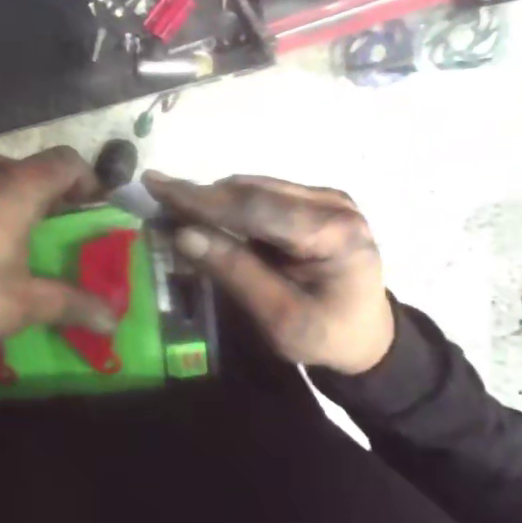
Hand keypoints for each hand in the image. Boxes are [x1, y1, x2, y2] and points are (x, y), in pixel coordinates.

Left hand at [0, 146, 117, 346]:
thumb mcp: (16, 306)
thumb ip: (70, 303)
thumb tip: (113, 316)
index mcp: (14, 187)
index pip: (68, 162)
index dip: (88, 183)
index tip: (89, 213)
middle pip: (34, 168)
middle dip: (51, 197)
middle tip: (49, 235)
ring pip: (0, 171)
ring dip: (15, 195)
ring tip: (6, 235)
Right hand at [143, 172, 392, 373]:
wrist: (367, 335)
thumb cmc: (325, 336)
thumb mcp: (280, 319)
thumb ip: (235, 273)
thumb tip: (183, 234)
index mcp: (335, 234)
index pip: (257, 208)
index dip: (203, 200)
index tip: (156, 186)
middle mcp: (333, 204)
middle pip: (253, 191)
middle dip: (201, 196)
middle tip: (154, 194)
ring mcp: (326, 198)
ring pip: (254, 187)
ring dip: (213, 198)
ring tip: (172, 207)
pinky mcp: (314, 201)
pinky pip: (262, 194)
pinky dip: (229, 204)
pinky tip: (204, 214)